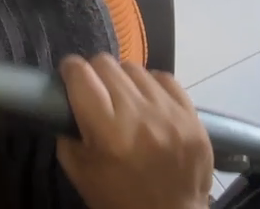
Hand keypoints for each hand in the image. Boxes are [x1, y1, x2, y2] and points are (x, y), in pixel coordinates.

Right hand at [56, 55, 212, 208]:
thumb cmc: (118, 199)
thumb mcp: (78, 169)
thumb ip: (66, 128)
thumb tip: (66, 95)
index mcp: (108, 132)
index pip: (80, 73)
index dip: (70, 70)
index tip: (70, 78)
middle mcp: (140, 117)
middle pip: (105, 64)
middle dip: (95, 74)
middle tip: (97, 92)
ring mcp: (170, 116)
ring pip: (134, 68)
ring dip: (124, 81)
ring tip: (126, 101)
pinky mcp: (192, 118)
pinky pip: (165, 79)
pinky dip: (152, 86)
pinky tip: (149, 104)